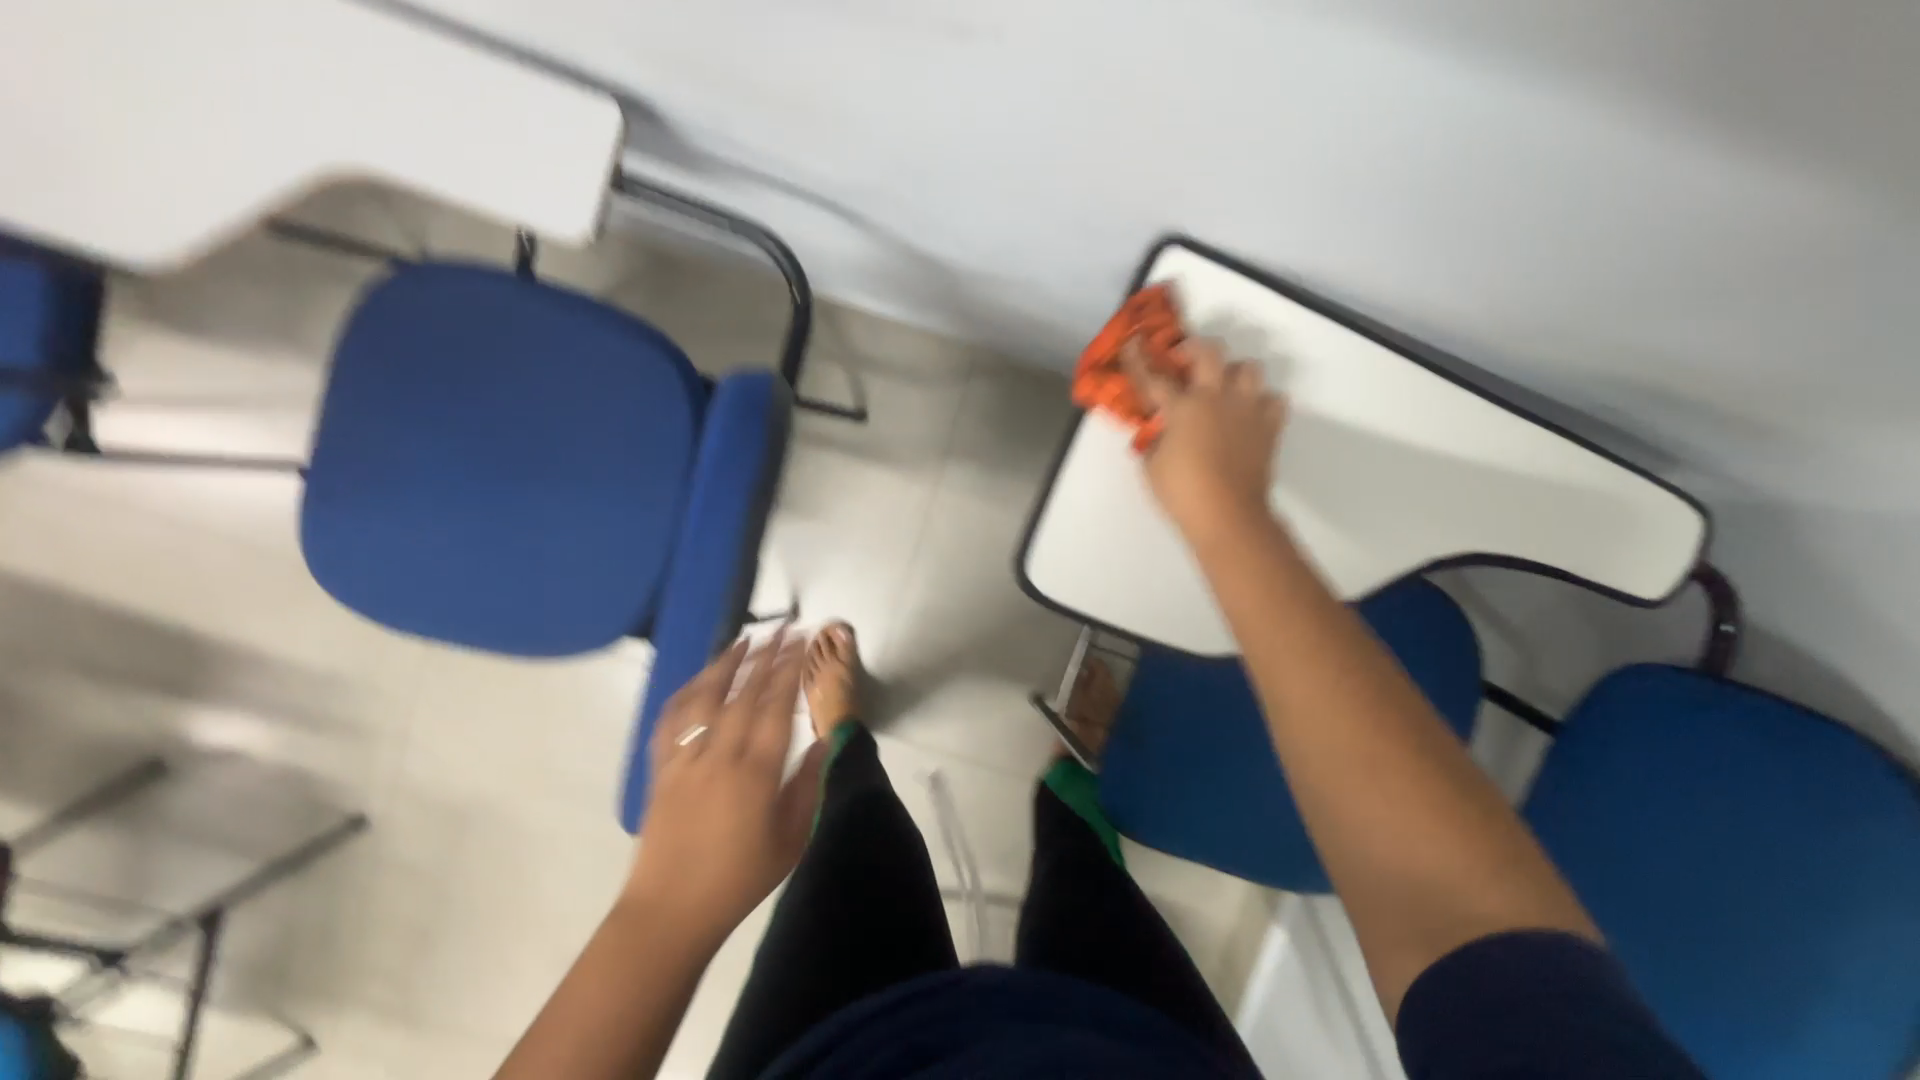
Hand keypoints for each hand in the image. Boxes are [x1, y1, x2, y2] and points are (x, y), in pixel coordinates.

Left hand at [625, 628, 828, 947]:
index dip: (789, 668)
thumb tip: (821, 742)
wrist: (671, 910)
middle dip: (765, 656)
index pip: (775, 705)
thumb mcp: (790, 839)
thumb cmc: (739, 879)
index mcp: (756, 772)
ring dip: (725, 664)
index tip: (802, 641)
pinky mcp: (661, 770)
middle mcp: (719, 755)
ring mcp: (685, 759)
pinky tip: (698, 679)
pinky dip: (685, 693)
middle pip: (744, 692)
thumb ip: (808, 786)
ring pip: (705, 698)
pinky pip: (671, 721)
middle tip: (782, 627)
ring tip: (744, 639)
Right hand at [1122, 337, 1287, 542]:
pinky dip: (1263, 403)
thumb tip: (1161, 433)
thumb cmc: (1182, 492)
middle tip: (1186, 361)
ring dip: (1235, 373)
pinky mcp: (1269, 426)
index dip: (1138, 360)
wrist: (1228, 514)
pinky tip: (1250, 415)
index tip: (1132, 344)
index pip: (1153, 377)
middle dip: (1195, 349)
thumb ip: (1155, 441)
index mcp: (1182, 407)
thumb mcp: (1152, 466)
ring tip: (1225, 389)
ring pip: (1249, 368)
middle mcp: (1215, 398)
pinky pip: (1274, 400)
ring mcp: (1246, 409)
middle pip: (1209, 352)